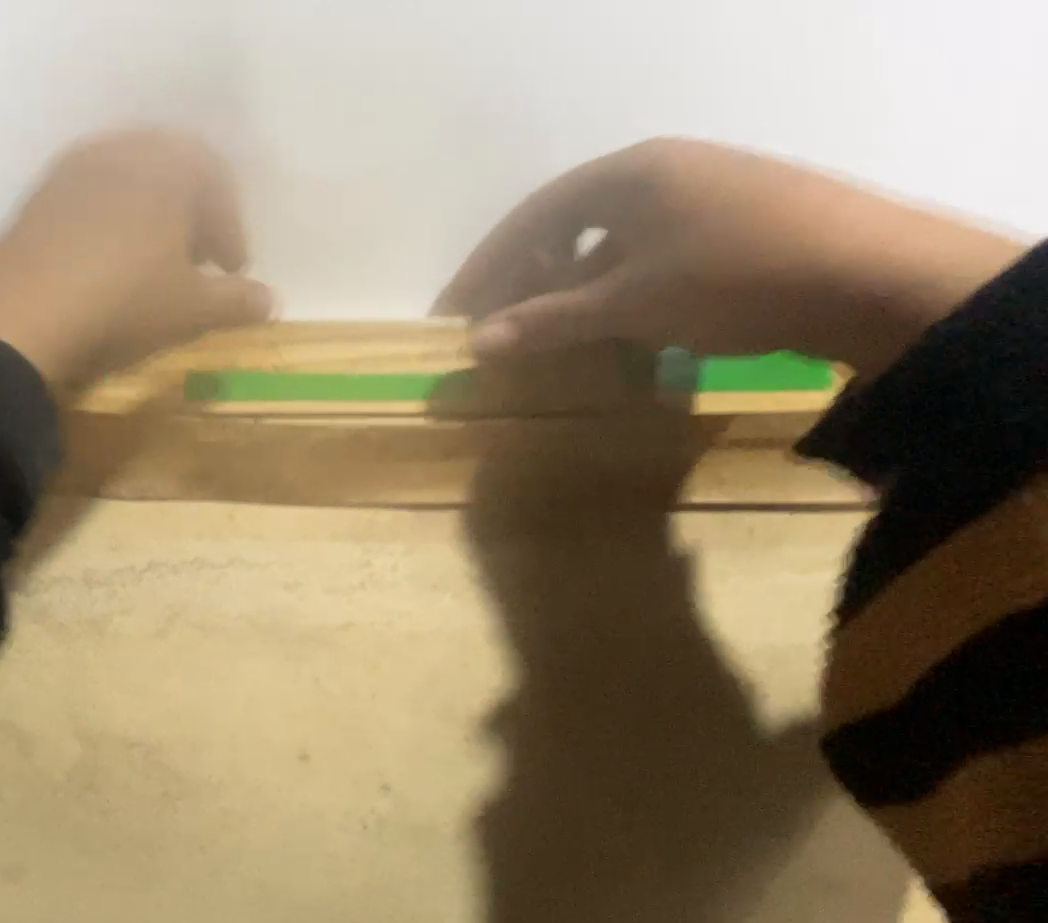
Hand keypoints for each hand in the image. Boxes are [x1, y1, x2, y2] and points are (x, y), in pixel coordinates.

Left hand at [0, 130, 273, 391]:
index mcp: (169, 163)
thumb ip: (236, 301)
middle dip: (191, 221)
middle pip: (171, 177)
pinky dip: (109, 231)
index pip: (217, 182)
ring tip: (152, 271)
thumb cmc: (122, 304)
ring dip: (149, 224)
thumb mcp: (190, 310)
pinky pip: (89, 205)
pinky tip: (105, 273)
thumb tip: (271, 301)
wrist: (17, 320)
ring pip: (128, 188)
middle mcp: (121, 151)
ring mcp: (71, 171)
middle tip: (196, 266)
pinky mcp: (35, 200)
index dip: (231, 230)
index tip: (234, 270)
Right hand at [437, 137, 1025, 381]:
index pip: (529, 218)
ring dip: (567, 288)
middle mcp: (660, 171)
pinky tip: (609, 325)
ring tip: (545, 331)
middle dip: (523, 278)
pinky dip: (612, 288)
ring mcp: (700, 194)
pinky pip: (644, 253)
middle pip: (564, 226)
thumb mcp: (627, 303)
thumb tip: (475, 344)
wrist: (878, 278)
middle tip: (493, 324)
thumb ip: (547, 320)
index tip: (452, 312)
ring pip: (605, 243)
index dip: (483, 267)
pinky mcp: (731, 222)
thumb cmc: (731, 278)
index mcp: (627, 174)